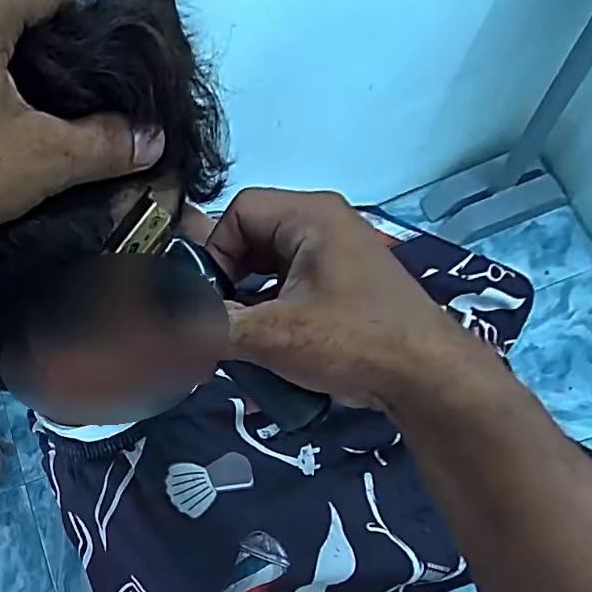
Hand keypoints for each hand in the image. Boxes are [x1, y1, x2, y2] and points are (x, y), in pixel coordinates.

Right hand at [204, 189, 485, 409]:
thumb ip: (213, 327)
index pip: (238, 213)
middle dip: (228, 286)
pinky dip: (273, 320)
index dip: (213, 253)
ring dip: (248, 309)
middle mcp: (325, 228)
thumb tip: (165, 329)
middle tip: (217, 326)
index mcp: (310, 217)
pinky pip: (292, 294)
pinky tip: (265, 355)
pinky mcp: (345, 292)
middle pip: (253, 243)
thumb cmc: (351, 341)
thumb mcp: (274, 334)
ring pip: (271, 274)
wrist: (426, 377)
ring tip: (237, 346)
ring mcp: (338, 261)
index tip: (207, 298)